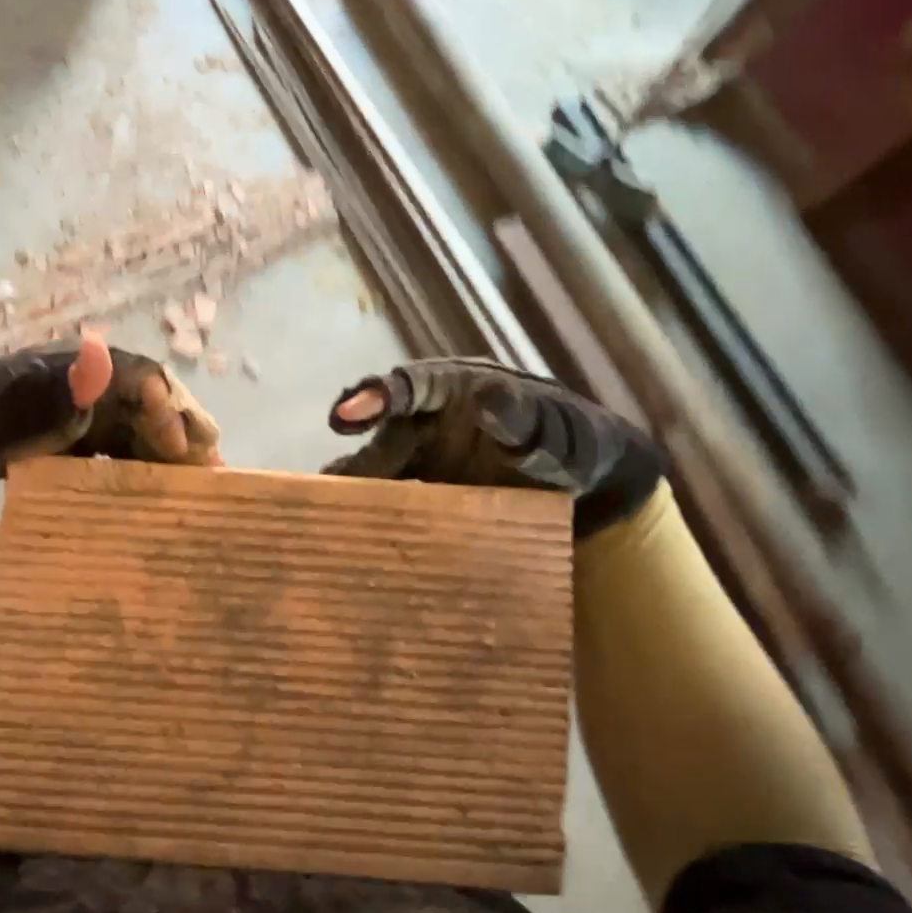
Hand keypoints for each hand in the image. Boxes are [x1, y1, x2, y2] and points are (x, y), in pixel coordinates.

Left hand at [0, 332, 221, 505]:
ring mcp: (105, 413)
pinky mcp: (100, 438)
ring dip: (178, 454)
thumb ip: (66, 384)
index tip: (180, 448)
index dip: (169, 412)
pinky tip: (171, 492)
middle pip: (158, 406)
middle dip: (187, 434)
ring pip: (152, 430)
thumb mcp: (29, 400)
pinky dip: (155, 467)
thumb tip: (99, 351)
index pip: (145, 383)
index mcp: (94, 370)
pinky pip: (135, 449)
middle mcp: (107, 387)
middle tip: (213, 469)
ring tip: (206, 484)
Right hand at [320, 358, 662, 536]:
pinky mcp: (421, 490)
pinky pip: (389, 496)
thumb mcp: (559, 431)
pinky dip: (368, 508)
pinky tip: (346, 526)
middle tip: (327, 478)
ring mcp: (422, 456)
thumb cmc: (575, 445)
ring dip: (352, 483)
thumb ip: (525, 417)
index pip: (410, 386)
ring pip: (378, 466)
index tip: (344, 416)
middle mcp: (429, 420)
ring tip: (322, 503)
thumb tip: (485, 397)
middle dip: (355, 457)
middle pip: (383, 431)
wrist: (589, 489)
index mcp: (458, 390)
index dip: (374, 396)